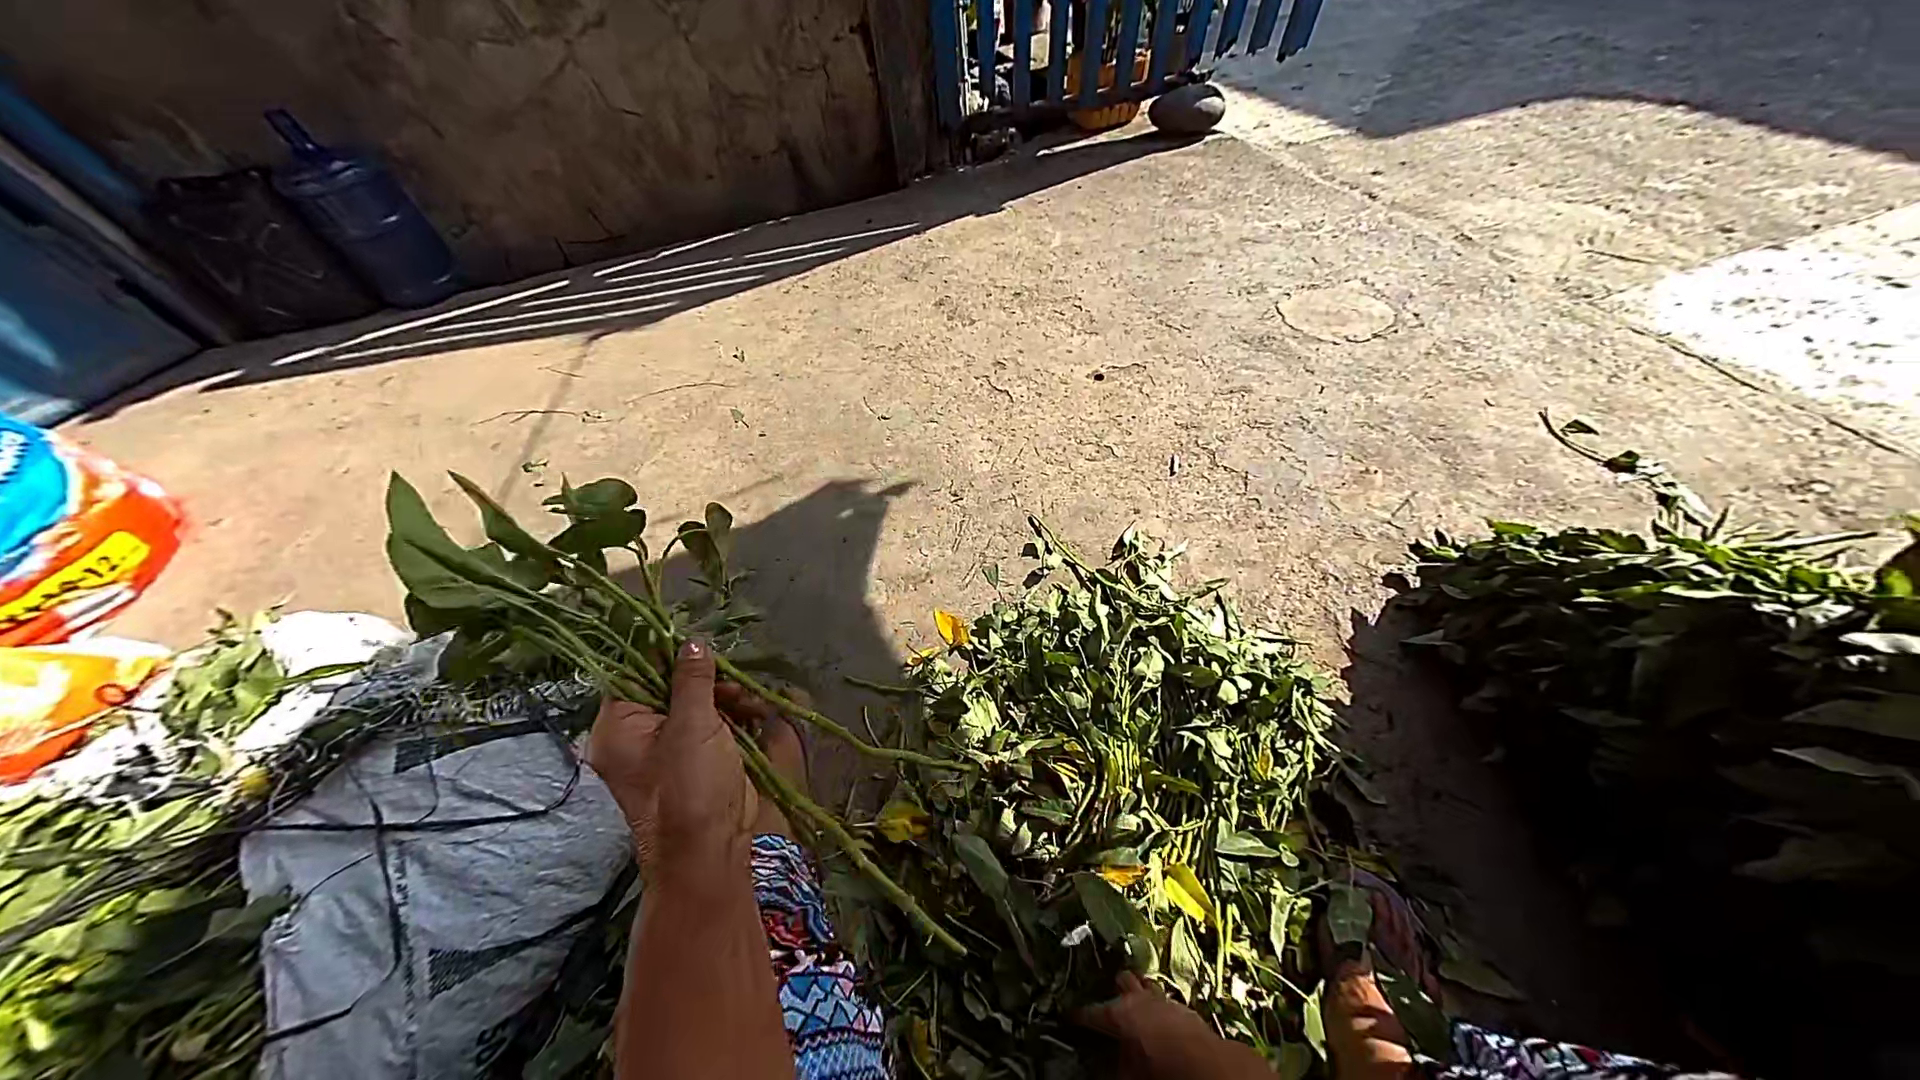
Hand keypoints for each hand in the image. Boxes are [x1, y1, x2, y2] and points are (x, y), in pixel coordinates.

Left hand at [586, 640, 755, 878]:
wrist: (712, 850)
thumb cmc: (691, 787)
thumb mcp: (692, 726)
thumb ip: (692, 679)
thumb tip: (691, 641)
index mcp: (618, 726)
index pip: (634, 673)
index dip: (665, 654)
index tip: (698, 642)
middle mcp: (637, 734)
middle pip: (669, 685)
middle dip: (706, 680)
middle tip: (733, 684)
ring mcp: (669, 747)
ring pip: (696, 702)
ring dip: (726, 697)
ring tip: (749, 704)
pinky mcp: (697, 757)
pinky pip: (712, 722)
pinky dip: (733, 715)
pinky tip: (754, 715)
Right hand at [1076, 973, 1273, 1079]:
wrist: (1212, 1070)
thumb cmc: (1162, 1071)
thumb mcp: (1129, 1077)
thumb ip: (1115, 1068)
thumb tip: (1105, 1066)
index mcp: (1119, 1013)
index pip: (1091, 1012)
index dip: (1078, 1015)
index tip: (1068, 1015)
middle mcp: (1140, 999)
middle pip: (1123, 981)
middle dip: (1115, 988)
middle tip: (1108, 1001)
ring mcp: (1165, 1001)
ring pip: (1147, 985)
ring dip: (1140, 993)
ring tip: (1134, 1003)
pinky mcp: (1185, 1009)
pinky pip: (1166, 1001)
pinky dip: (1160, 1007)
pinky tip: (1160, 1020)